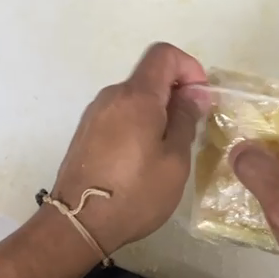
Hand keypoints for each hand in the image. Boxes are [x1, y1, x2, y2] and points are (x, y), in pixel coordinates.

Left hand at [48, 42, 207, 254]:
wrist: (78, 223)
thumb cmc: (135, 193)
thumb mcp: (174, 160)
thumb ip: (185, 120)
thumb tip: (195, 93)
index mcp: (136, 96)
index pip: (164, 53)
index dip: (189, 67)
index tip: (200, 98)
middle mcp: (111, 96)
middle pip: (149, 76)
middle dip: (175, 93)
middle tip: (190, 129)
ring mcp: (94, 113)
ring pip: (134, 97)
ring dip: (157, 111)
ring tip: (168, 149)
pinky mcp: (86, 132)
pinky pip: (119, 114)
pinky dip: (137, 123)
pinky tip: (142, 158)